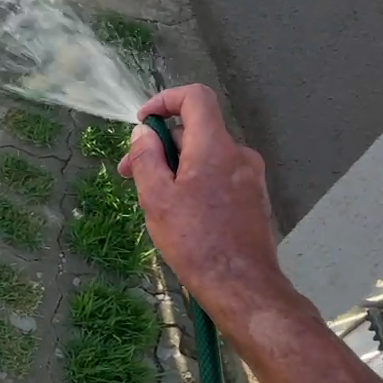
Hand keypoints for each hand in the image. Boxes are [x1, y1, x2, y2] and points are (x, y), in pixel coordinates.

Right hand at [117, 85, 297, 324]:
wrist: (241, 285)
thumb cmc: (193, 239)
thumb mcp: (156, 197)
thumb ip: (147, 158)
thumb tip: (144, 134)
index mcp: (215, 147)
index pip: (195, 97)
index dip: (164, 101)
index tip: (142, 124)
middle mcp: (238, 154)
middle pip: (194, 131)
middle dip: (159, 145)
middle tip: (129, 174)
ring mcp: (249, 177)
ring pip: (204, 156)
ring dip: (173, 167)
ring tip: (151, 199)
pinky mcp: (252, 198)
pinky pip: (217, 175)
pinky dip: (192, 181)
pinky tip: (178, 213)